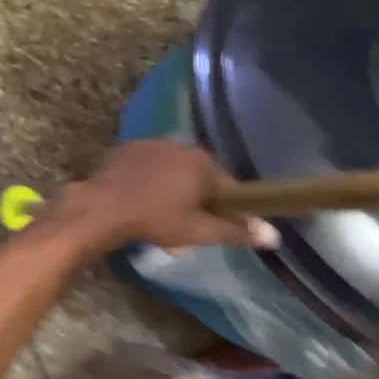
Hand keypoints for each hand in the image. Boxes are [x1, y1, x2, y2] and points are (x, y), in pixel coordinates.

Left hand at [53, 138, 280, 253]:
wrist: (104, 206)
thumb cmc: (157, 218)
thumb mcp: (201, 231)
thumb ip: (237, 231)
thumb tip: (275, 235)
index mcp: (202, 162)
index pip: (229, 187)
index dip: (229, 209)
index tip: (222, 227)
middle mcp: (179, 145)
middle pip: (200, 177)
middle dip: (198, 201)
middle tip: (189, 228)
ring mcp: (151, 143)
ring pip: (174, 171)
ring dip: (174, 191)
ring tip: (164, 219)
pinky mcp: (127, 148)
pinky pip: (149, 166)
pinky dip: (151, 181)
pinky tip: (142, 200)